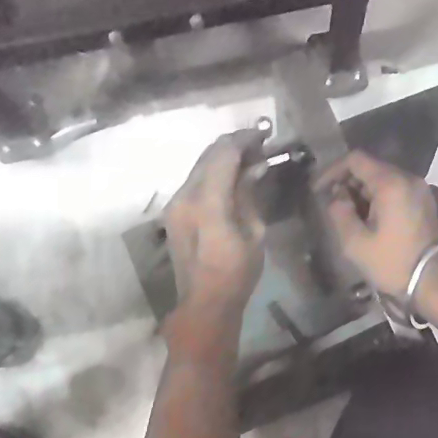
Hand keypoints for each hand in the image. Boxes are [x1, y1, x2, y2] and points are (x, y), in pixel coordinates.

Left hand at [164, 130, 266, 321]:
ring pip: (199, 167)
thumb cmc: (236, 274)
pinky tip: (229, 181)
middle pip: (208, 155)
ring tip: (246, 161)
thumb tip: (255, 168)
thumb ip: (249, 195)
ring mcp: (175, 203)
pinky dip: (212, 174)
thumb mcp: (254, 234)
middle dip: (233, 145)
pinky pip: (194, 183)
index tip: (264, 134)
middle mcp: (185, 195)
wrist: (205, 303)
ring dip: (221, 159)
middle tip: (258, 144)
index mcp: (207, 201)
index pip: (224, 154)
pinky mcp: (173, 213)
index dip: (244, 139)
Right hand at [317, 151, 437, 300]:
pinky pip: (396, 192)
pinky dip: (379, 199)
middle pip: (371, 168)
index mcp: (391, 184)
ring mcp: (420, 191)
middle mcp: (408, 179)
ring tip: (348, 216)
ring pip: (383, 180)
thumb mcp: (356, 243)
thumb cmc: (392, 263)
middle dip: (347, 184)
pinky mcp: (424, 204)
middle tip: (332, 206)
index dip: (332, 171)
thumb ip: (339, 213)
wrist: (432, 283)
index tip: (318, 190)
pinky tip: (368, 220)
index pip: (356, 160)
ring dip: (362, 193)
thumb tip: (338, 198)